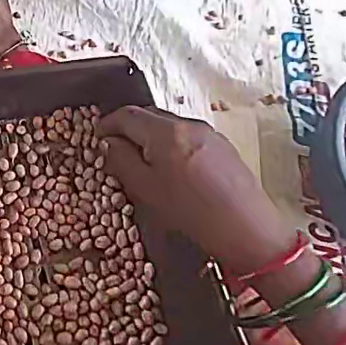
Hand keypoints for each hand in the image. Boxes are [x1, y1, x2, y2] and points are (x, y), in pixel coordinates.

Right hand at [99, 106, 299, 274]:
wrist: (248, 229)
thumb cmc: (191, 211)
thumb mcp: (145, 188)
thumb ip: (121, 159)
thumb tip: (108, 142)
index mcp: (165, 132)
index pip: (127, 115)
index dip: (107, 123)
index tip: (97, 137)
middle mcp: (188, 124)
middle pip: (148, 115)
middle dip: (128, 128)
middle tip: (115, 149)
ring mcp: (208, 133)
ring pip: (168, 125)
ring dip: (149, 136)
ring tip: (142, 162)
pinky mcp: (222, 146)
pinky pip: (186, 136)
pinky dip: (169, 144)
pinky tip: (170, 169)